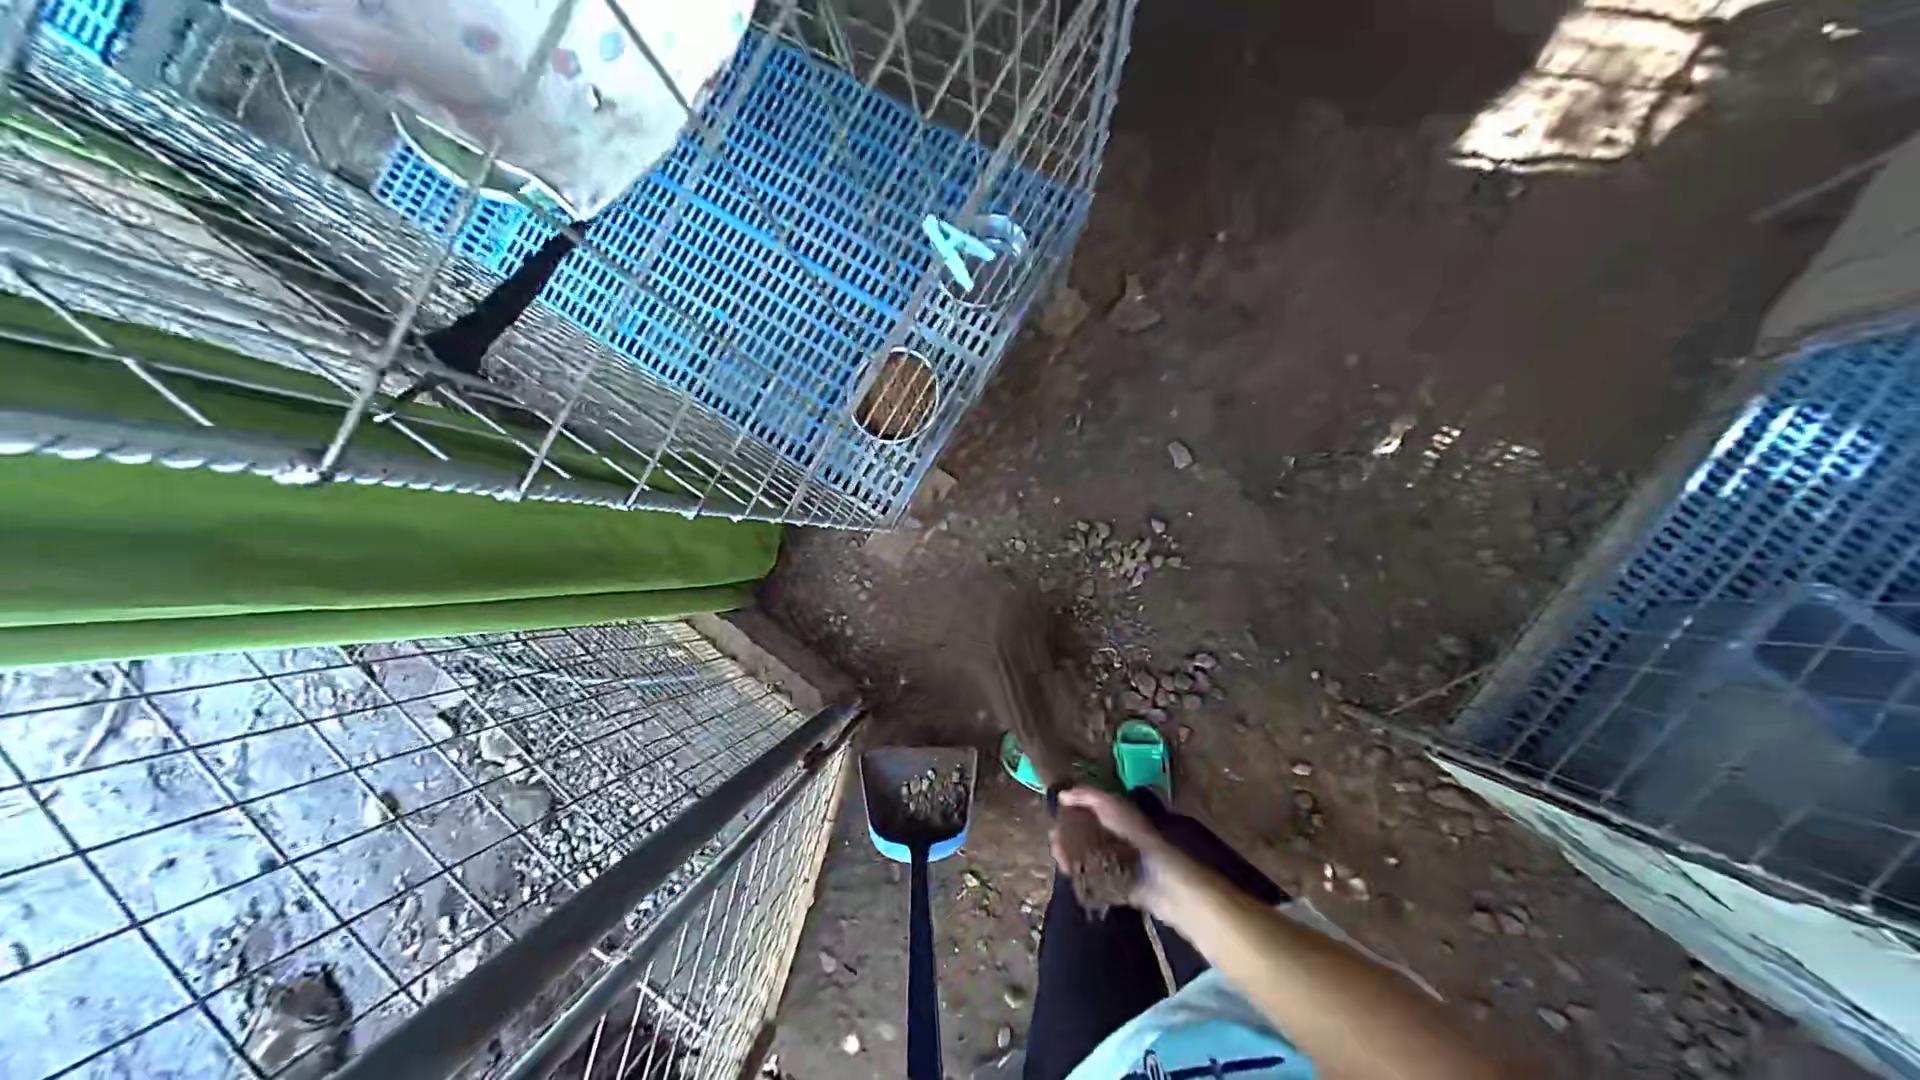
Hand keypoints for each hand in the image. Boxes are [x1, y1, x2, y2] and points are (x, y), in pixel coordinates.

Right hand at [1050, 787, 1203, 916]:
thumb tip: (1062, 794)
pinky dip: (1078, 872)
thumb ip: (1087, 796)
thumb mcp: (1110, 805)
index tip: (1057, 812)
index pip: (1093, 809)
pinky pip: (1092, 877)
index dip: (1074, 809)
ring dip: (1070, 853)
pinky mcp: (1116, 884)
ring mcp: (1118, 862)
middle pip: (1088, 833)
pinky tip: (1067, 870)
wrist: (1157, 877)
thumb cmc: (1134, 834)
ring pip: (1087, 855)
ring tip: (1057, 853)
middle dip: (1068, 834)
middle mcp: (1119, 837)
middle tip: (1053, 837)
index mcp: (1120, 816)